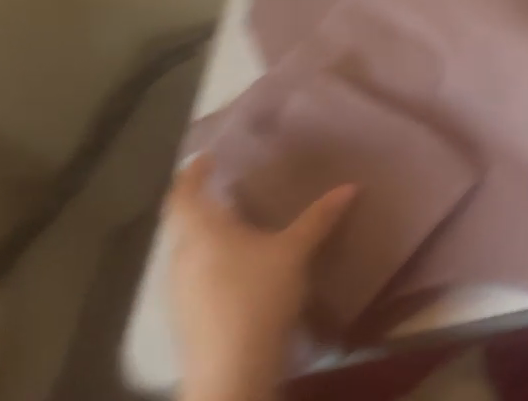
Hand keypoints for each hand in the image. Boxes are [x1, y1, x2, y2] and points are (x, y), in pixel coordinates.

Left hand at [166, 153, 354, 400]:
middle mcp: (181, 256)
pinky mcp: (185, 317)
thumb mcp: (295, 252)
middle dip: (204, 205)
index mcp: (201, 232)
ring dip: (208, 237)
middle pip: (183, 223)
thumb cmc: (258, 297)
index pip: (183, 194)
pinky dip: (210, 263)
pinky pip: (193, 276)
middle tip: (230, 191)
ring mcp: (177, 290)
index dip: (192, 174)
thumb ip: (319, 218)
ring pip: (188, 252)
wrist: (231, 370)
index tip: (206, 158)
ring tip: (238, 229)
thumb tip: (350, 187)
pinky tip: (236, 271)